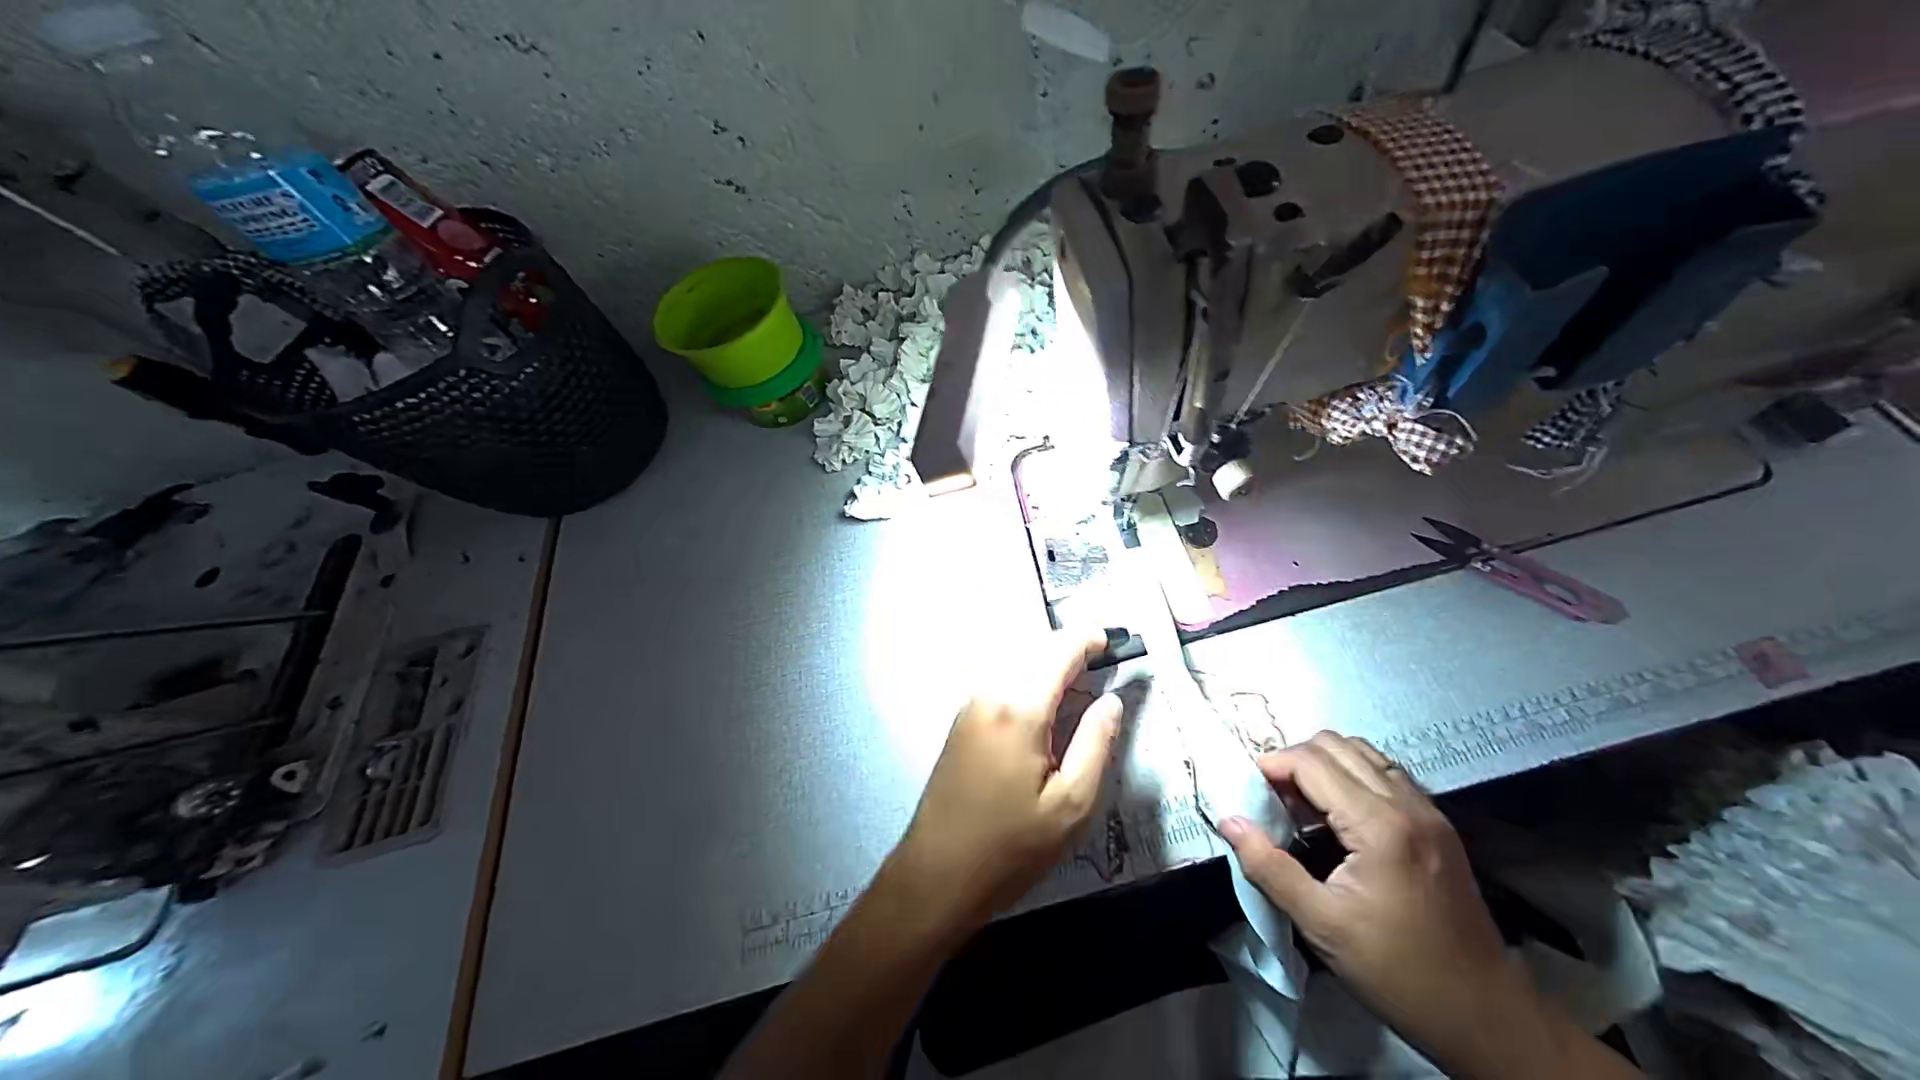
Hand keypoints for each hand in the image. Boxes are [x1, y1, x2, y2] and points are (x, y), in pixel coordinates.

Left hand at [882, 630, 1123, 934]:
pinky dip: (1026, 679)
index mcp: (1019, 708)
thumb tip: (1111, 700)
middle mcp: (990, 694)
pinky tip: (1042, 708)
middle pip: (1034, 649)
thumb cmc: (1010, 846)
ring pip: (1015, 663)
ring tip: (1078, 687)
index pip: (1058, 651)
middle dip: (1069, 649)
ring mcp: (970, 706)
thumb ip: (1096, 743)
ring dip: (1046, 663)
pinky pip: (1000, 681)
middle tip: (1102, 665)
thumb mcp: (1071, 804)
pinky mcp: (961, 722)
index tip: (1112, 641)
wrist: (937, 873)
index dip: (1088, 639)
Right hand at [1217, 733, 1565, 1077]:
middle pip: (1337, 746)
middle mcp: (1408, 805)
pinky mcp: (1438, 826)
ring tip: (1301, 803)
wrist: (1484, 1013)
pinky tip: (1338, 814)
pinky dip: (1352, 776)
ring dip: (1324, 765)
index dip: (1272, 765)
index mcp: (1379, 826)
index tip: (1249, 790)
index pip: (1312, 762)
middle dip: (1295, 760)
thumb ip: (1268, 866)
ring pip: (1364, 753)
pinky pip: (1386, 774)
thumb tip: (1228, 821)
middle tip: (1272, 796)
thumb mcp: (1321, 924)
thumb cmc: (1397, 970)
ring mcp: (1429, 813)